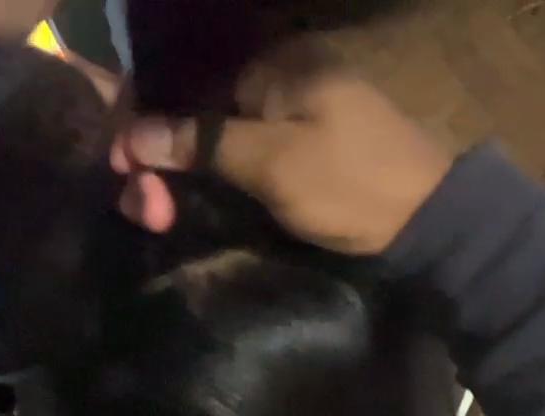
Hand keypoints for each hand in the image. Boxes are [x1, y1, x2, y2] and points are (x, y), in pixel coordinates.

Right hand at [109, 63, 453, 254]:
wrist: (424, 223)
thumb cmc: (351, 185)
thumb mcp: (273, 163)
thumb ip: (203, 143)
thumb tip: (133, 134)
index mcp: (271, 63)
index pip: (184, 80)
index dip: (142, 122)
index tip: (120, 169)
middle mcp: (272, 79)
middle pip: (192, 110)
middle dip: (158, 157)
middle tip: (143, 211)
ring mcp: (284, 115)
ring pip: (209, 137)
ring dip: (177, 174)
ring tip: (155, 215)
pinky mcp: (293, 150)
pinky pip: (233, 156)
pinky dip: (207, 180)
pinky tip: (182, 204)